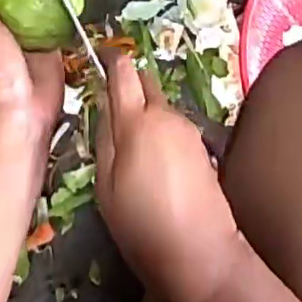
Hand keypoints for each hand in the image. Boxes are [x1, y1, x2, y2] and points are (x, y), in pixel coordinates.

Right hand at [94, 51, 247, 301]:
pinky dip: (159, 130)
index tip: (101, 52)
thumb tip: (104, 106)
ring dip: (144, 111)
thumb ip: (103, 139)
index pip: (124, 71)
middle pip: (144, 82)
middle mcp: (164, 113)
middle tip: (109, 101)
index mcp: (136, 121)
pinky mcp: (200, 140)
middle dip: (128, 83)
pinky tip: (154, 161)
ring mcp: (185, 125)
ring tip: (130, 145)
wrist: (200, 249)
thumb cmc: (142, 222)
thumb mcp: (105, 186)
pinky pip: (172, 123)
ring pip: (158, 104)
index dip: (111, 58)